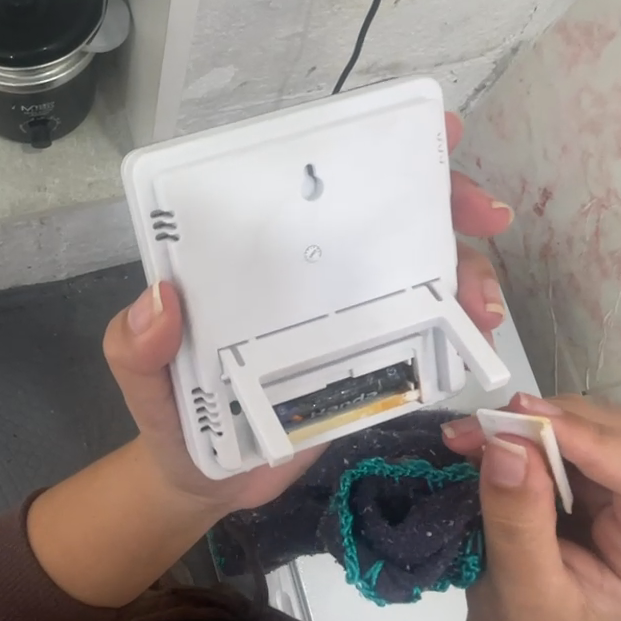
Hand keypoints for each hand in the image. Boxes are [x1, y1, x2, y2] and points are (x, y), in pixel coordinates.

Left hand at [101, 112, 515, 515]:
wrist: (207, 484)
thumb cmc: (171, 418)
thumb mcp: (141, 379)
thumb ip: (136, 348)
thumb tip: (161, 300)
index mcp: (254, 262)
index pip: (310, 191)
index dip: (369, 155)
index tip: (430, 136)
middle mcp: (306, 280)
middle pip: (385, 221)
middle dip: (445, 202)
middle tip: (484, 216)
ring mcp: (343, 322)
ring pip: (418, 276)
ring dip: (467, 274)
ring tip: (481, 306)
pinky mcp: (369, 370)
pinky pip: (425, 341)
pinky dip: (461, 334)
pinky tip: (479, 341)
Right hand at [441, 392, 620, 620]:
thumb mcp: (523, 589)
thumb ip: (518, 521)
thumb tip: (506, 446)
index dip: (593, 441)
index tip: (524, 417)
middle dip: (553, 425)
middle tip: (484, 423)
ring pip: (596, 430)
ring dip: (533, 423)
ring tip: (474, 433)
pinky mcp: (597, 482)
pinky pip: (567, 439)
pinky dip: (524, 432)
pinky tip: (485, 438)